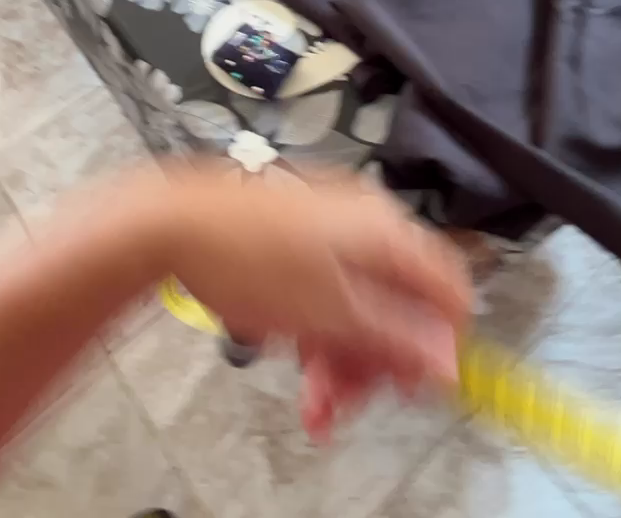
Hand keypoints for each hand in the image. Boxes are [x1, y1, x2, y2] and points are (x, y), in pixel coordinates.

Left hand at [152, 168, 472, 438]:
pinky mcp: (297, 234)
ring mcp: (327, 226)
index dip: (441, 342)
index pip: (448, 287)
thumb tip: (448, 359)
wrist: (172, 225)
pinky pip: (326, 288)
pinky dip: (317, 329)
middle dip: (376, 359)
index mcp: (384, 230)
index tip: (417, 383)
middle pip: (400, 302)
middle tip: (347, 399)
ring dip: (341, 356)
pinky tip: (295, 357)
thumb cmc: (241, 255)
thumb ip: (397, 337)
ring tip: (312, 398)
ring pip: (359, 302)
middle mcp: (363, 221)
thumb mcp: (331, 314)